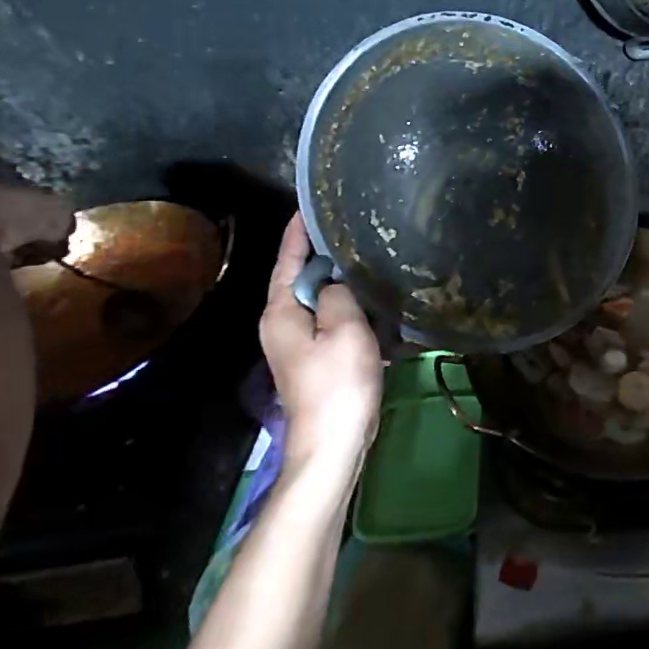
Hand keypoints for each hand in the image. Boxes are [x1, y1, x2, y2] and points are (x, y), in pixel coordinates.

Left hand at [262, 214, 382, 468]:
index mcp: (281, 311)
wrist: (331, 445)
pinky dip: (344, 303)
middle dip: (320, 251)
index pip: (288, 258)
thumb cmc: (338, 384)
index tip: (311, 204)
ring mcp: (295, 343)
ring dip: (335, 278)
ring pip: (315, 297)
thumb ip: (338, 293)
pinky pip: (327, 318)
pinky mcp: (313, 358)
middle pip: (299, 276)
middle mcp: (281, 323)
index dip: (299, 230)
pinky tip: (368, 297)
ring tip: (361, 253)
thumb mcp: (345, 329)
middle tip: (348, 224)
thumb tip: (335, 282)